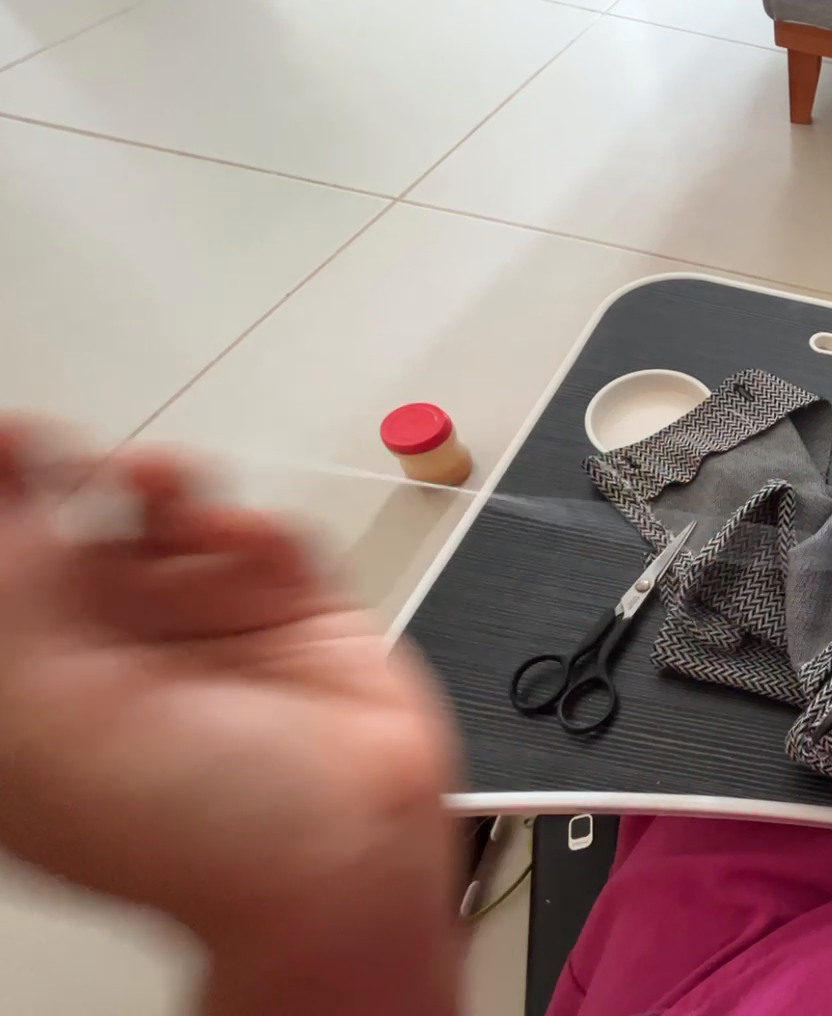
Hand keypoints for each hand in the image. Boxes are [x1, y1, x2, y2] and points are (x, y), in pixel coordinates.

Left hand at [0, 418, 459, 1012]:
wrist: (349, 838)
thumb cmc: (198, 824)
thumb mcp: (53, 721)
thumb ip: (26, 607)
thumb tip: (15, 514)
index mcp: (36, 691)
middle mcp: (124, 653)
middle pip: (79, 542)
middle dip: (63, 487)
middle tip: (53, 443)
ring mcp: (221, 630)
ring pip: (180, 532)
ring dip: (166, 492)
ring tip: (161, 477)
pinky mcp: (305, 614)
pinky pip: (273, 546)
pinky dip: (254, 526)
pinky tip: (244, 535)